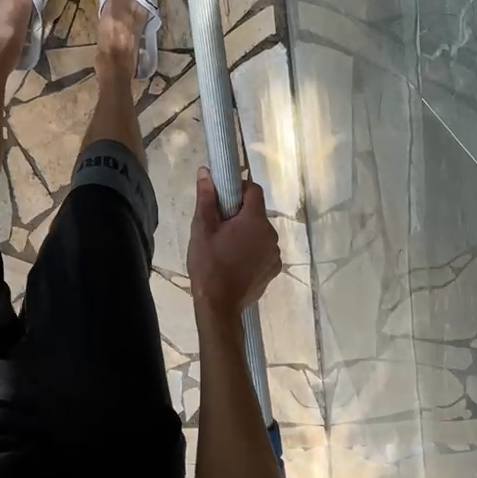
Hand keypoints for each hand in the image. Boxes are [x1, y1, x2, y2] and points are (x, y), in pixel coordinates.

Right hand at [187, 167, 280, 316]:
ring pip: (259, 232)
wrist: (219, 305)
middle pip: (256, 212)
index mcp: (255, 220)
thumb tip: (206, 172)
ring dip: (246, 232)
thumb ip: (206, 198)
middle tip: (217, 226)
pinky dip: (252, 250)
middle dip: (239, 214)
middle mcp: (271, 234)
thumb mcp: (201, 229)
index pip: (254, 190)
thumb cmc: (208, 264)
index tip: (222, 199)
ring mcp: (275, 253)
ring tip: (224, 247)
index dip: (238, 189)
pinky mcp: (273, 269)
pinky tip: (235, 262)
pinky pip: (263, 250)